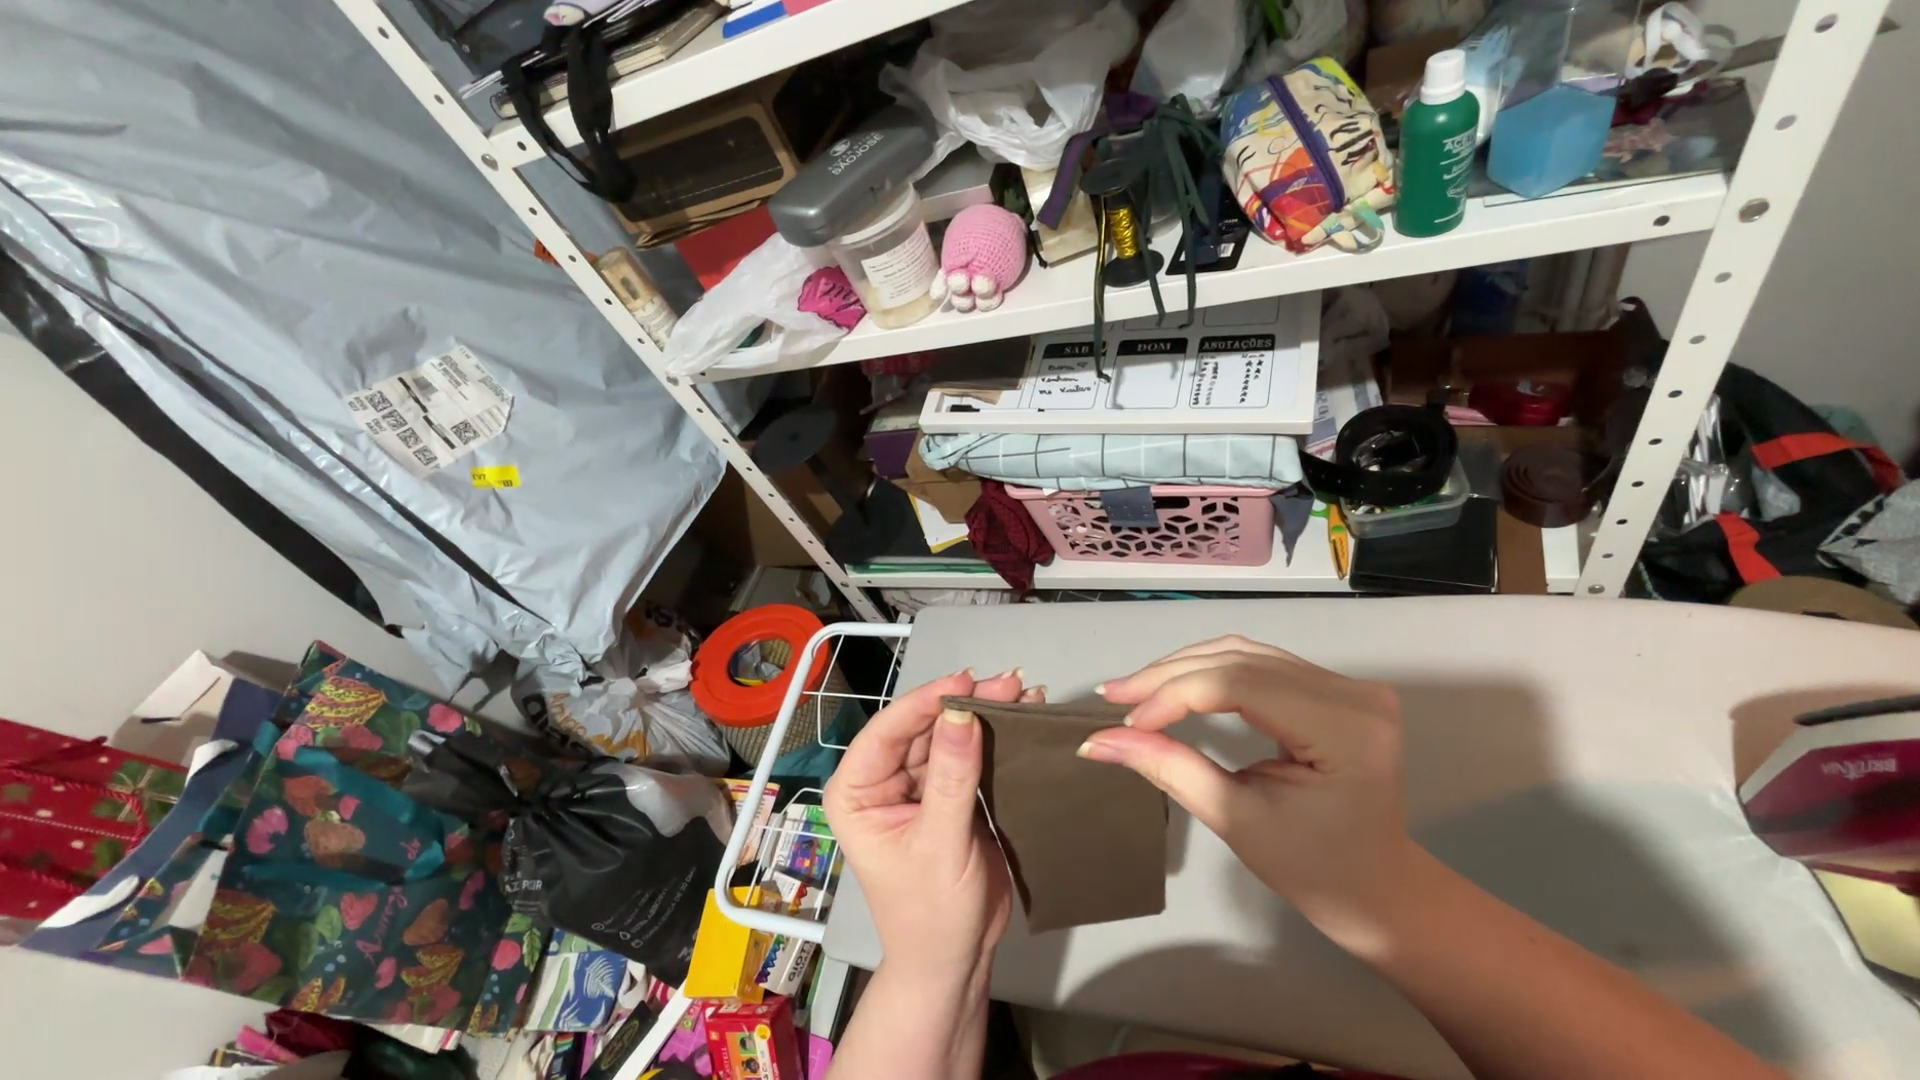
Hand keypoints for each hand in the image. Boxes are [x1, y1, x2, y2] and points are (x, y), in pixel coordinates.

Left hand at [824, 669, 1038, 984]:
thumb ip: (952, 779)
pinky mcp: (952, 796)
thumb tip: (962, 713)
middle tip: (1009, 682)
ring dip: (984, 714)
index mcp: (857, 791)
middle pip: (923, 728)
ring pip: (949, 736)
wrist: (958, 960)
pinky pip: (970, 757)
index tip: (965, 680)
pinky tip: (1023, 716)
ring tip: (1023, 691)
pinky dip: (995, 738)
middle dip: (964, 704)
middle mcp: (883, 781)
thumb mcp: (940, 844)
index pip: (887, 732)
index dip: (925, 702)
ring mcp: (919, 787)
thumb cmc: (930, 913)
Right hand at [1079, 636, 1414, 933]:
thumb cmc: (1312, 868)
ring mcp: (1349, 686)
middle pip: (1241, 659)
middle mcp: (1355, 694)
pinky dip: (1208, 672)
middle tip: (1112, 696)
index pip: (1241, 684)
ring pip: (1245, 653)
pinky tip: (1172, 685)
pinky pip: (1259, 664)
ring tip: (1132, 691)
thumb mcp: (1236, 820)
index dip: (1175, 694)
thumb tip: (1097, 741)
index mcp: (1346, 730)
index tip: (1126, 722)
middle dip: (1169, 675)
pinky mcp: (1334, 689)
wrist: (1374, 888)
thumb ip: (1169, 768)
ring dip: (1183, 668)